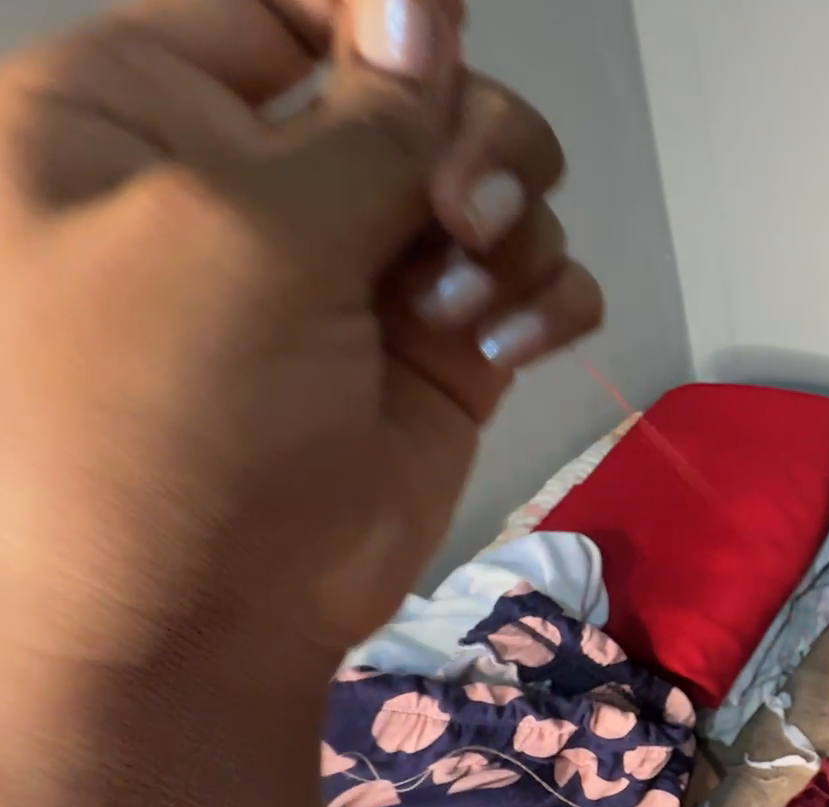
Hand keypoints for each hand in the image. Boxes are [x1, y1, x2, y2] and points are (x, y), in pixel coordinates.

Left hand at [0, 0, 603, 664]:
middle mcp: (289, 180)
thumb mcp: (243, 240)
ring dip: (513, 245)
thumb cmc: (163, 409)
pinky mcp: (459, 344)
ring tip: (464, 317)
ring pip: (510, 197)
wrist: (212, 606)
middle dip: (481, 154)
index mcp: (168, 114)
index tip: (448, 69)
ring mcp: (386, 269)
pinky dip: (546, 307)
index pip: (304, 11)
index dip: (394, 27)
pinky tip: (510, 350)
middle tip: (466, 221)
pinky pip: (543, 286)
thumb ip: (360, 124)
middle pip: (442, 104)